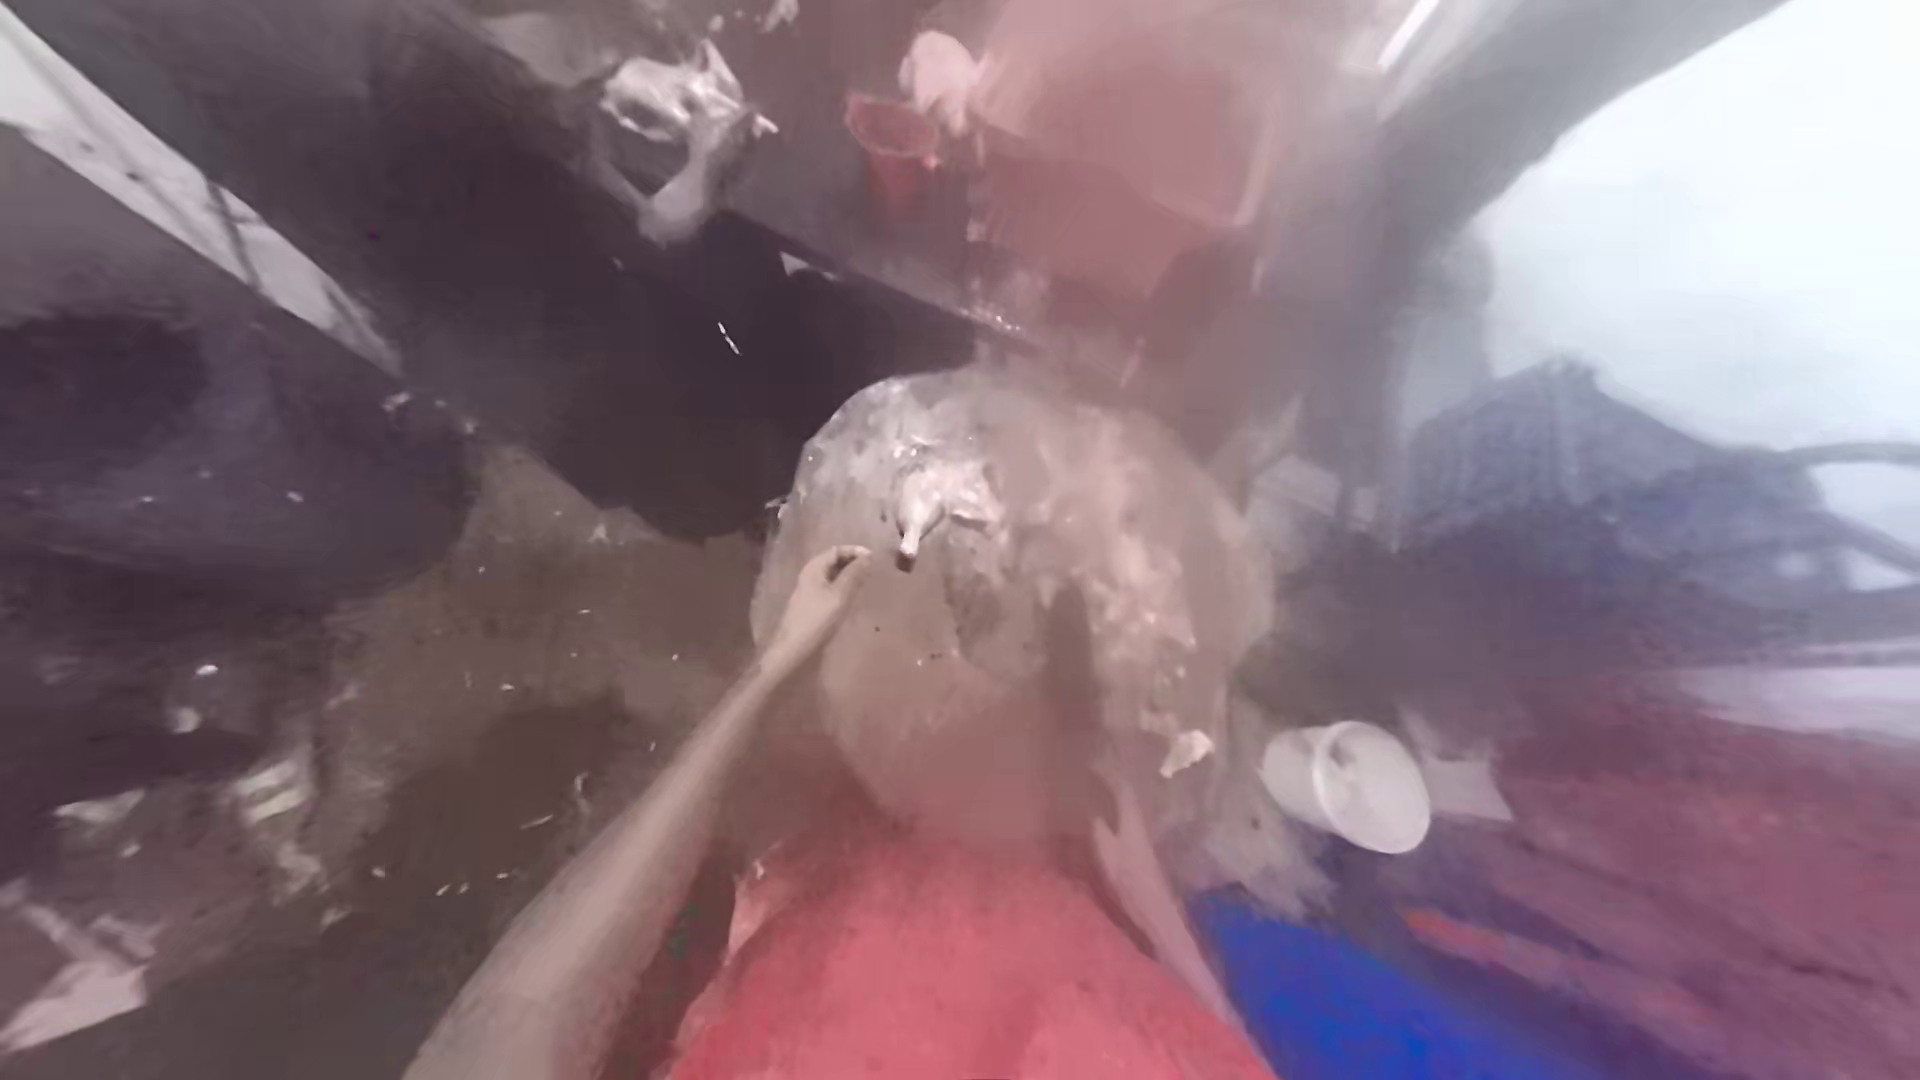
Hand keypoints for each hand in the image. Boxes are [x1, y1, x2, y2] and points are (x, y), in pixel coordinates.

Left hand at [763, 546, 873, 670]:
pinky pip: (831, 588)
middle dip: (853, 563)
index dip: (855, 552)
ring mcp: (810, 589)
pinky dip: (844, 588)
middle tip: (871, 572)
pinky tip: (853, 597)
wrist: (793, 648)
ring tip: (866, 583)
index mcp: (815, 567)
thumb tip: (867, 556)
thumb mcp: (839, 594)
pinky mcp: (813, 603)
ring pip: (834, 575)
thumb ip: (853, 574)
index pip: (837, 550)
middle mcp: (811, 574)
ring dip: (850, 576)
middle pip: (834, 561)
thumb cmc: (817, 619)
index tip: (873, 559)